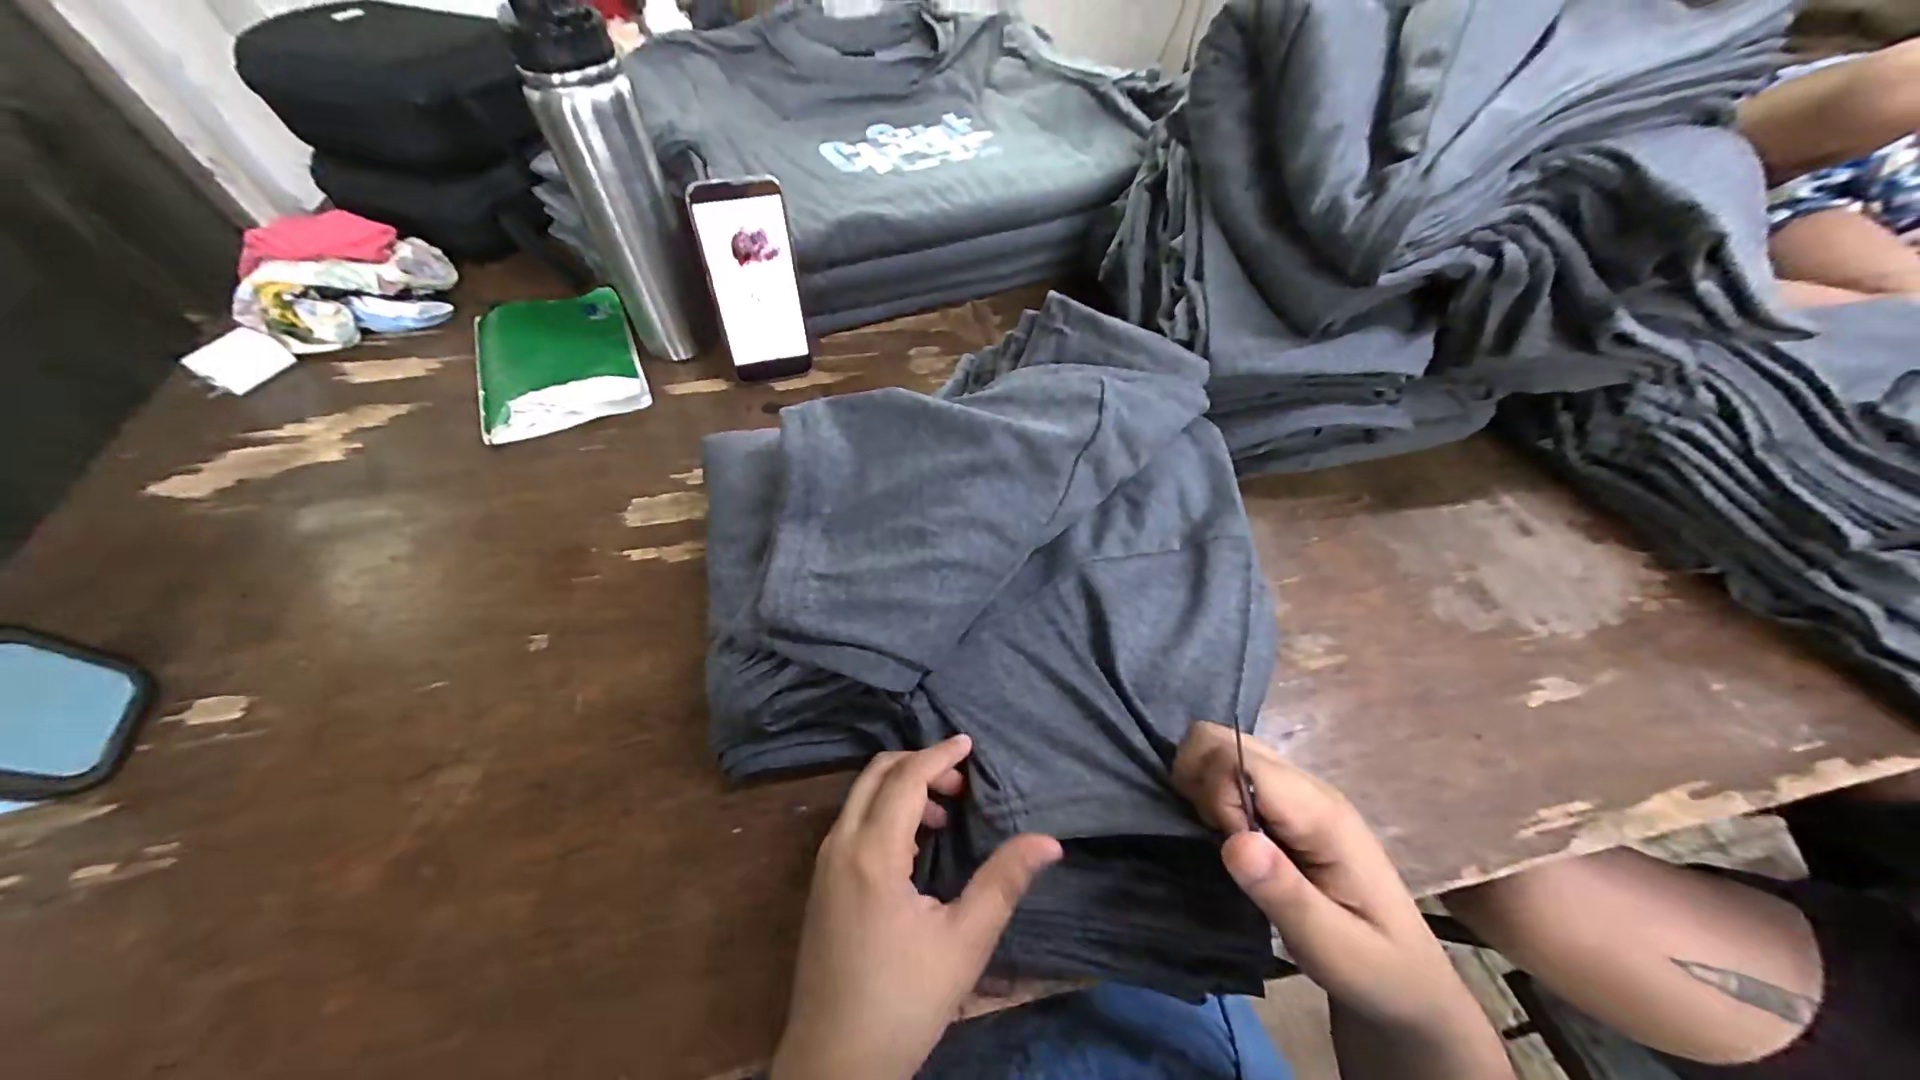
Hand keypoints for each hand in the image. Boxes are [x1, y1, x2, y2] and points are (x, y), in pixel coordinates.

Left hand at [772, 735, 1062, 1079]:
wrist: (834, 1062)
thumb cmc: (905, 1000)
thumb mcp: (965, 942)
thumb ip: (1004, 882)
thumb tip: (1049, 842)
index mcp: (872, 854)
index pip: (905, 778)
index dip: (939, 755)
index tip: (969, 742)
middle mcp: (839, 846)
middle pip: (877, 774)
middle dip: (919, 765)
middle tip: (960, 784)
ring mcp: (824, 863)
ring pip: (861, 796)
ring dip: (901, 788)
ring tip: (943, 817)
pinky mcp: (821, 882)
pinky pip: (853, 821)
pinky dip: (884, 811)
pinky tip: (915, 846)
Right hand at [1171, 722, 1484, 1033]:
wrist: (1411, 986)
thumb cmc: (1375, 970)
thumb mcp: (1334, 949)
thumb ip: (1284, 893)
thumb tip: (1235, 840)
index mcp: (1321, 813)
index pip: (1240, 761)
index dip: (1216, 797)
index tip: (1228, 849)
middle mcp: (1306, 787)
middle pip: (1225, 739)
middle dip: (1198, 779)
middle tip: (1209, 833)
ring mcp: (1295, 792)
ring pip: (1222, 748)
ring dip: (1200, 784)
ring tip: (1216, 835)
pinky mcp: (1283, 803)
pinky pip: (1229, 770)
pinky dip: (1209, 791)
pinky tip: (1222, 833)